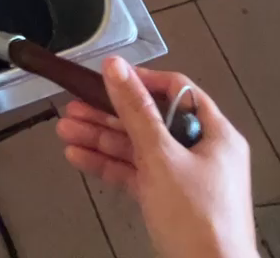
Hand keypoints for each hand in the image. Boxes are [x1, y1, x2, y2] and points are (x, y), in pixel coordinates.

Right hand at [56, 58, 259, 257]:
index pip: (177, 91)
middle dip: (108, 114)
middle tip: (73, 107)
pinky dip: (109, 165)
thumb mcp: (161, 157)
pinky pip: (135, 173)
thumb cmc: (195, 216)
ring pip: (137, 147)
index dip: (142, 81)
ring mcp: (184, 178)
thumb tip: (115, 64)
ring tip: (64, 131)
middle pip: (149, 120)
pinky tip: (78, 157)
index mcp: (215, 134)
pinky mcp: (168, 201)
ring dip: (100, 138)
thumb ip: (135, 109)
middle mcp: (201, 151)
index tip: (108, 80)